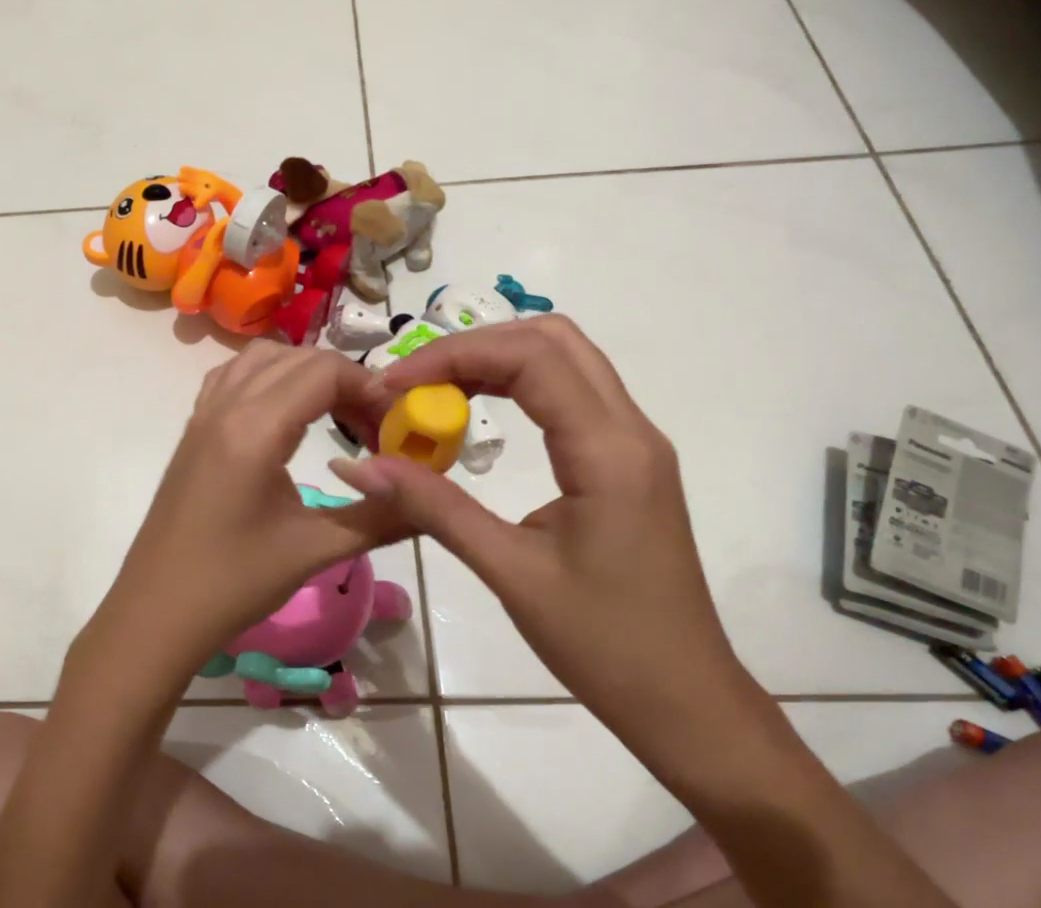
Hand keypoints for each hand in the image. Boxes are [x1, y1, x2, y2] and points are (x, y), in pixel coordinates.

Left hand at [73, 343, 404, 693]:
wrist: (156, 613)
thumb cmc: (233, 583)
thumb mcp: (314, 550)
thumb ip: (380, 517)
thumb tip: (434, 497)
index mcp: (254, 429)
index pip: (324, 371)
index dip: (370, 387)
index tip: (395, 426)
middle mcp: (225, 407)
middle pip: (298, 358)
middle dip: (345, 381)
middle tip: (374, 430)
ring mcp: (202, 415)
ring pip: (262, 359)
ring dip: (305, 374)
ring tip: (335, 417)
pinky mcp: (192, 431)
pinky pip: (233, 378)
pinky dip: (268, 379)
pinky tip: (286, 419)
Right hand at [331, 316, 747, 733]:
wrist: (684, 700)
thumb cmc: (602, 644)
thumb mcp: (510, 572)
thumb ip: (434, 508)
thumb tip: (355, 465)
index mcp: (609, 452)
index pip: (530, 357)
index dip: (453, 356)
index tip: (392, 387)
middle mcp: (631, 430)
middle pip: (552, 340)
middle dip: (473, 347)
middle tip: (411, 385)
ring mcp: (636, 444)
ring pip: (565, 361)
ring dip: (496, 361)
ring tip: (433, 395)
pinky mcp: (628, 464)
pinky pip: (572, 395)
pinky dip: (519, 387)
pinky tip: (477, 416)